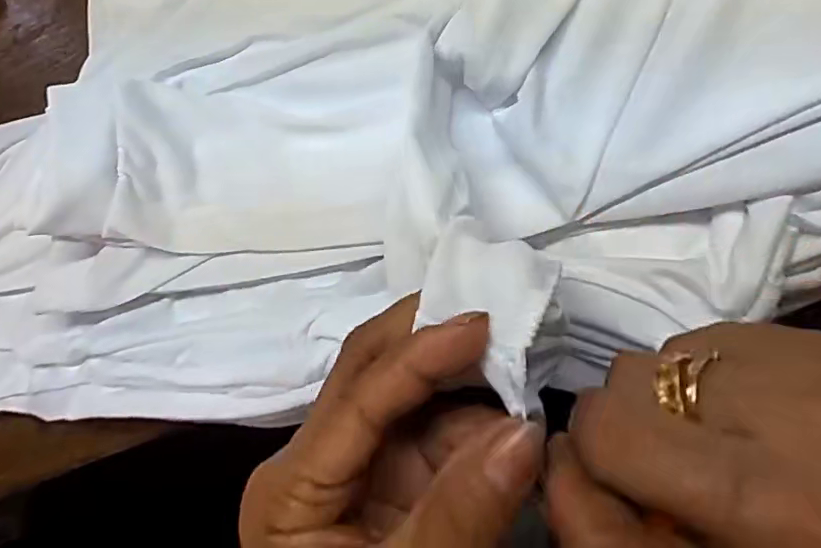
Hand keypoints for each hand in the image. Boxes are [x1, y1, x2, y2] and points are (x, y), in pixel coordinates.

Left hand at [240, 294, 545, 546]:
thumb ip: (461, 513)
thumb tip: (527, 429)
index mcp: (293, 482)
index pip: (360, 391)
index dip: (422, 351)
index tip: (482, 322)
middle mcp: (319, 453)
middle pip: (371, 366)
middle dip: (431, 334)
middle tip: (494, 307)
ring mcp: (358, 461)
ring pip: (409, 388)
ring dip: (463, 370)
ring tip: (515, 350)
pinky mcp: (393, 476)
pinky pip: (436, 425)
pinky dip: (476, 413)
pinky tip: (511, 405)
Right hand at [546, 323, 820, 546]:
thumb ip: (621, 534)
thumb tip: (557, 463)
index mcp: (781, 503)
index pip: (616, 430)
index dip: (588, 456)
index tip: (606, 484)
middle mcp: (796, 408)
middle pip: (630, 377)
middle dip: (630, 428)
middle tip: (675, 479)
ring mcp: (810, 357)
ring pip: (663, 350)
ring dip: (671, 402)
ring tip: (724, 450)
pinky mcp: (818, 337)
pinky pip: (708, 339)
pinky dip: (708, 380)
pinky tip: (754, 421)